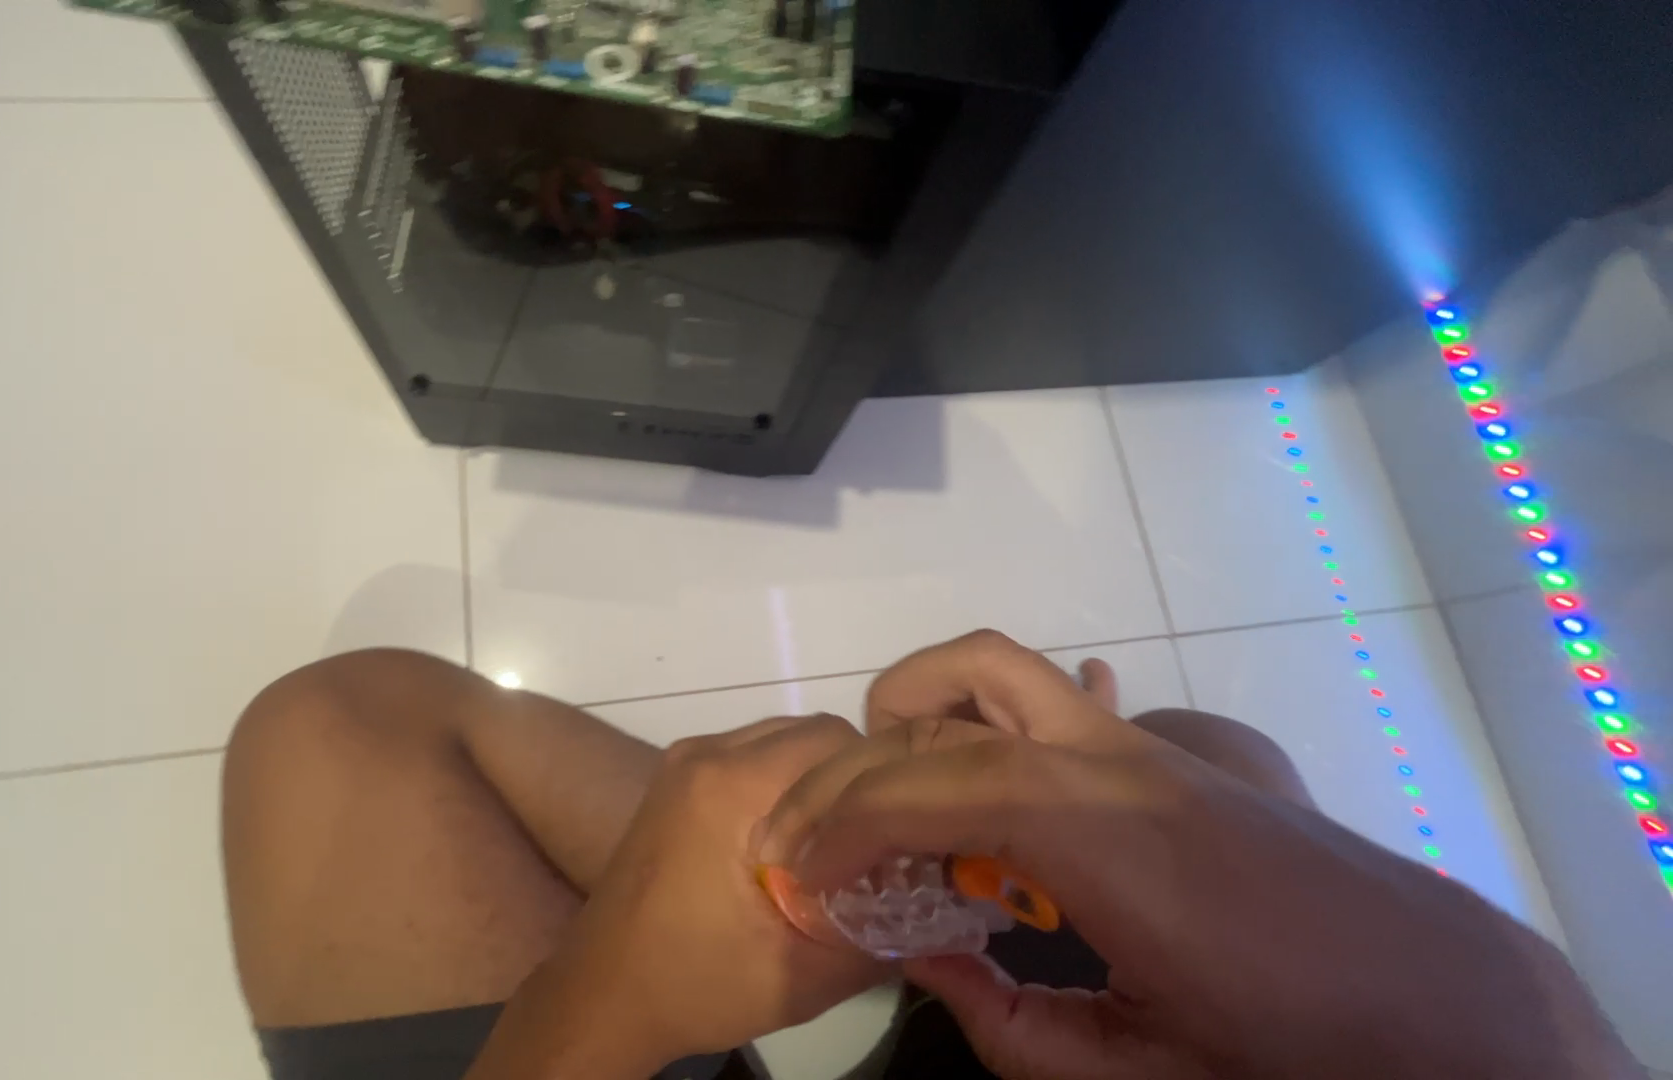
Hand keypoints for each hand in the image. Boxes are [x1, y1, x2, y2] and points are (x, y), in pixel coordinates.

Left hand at [552, 715, 889, 1064]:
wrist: (603, 991)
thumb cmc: (695, 982)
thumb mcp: (801, 975)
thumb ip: (878, 933)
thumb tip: (937, 899)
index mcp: (732, 784)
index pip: (834, 742)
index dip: (878, 783)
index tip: (897, 832)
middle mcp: (707, 752)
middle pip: (809, 733)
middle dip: (851, 780)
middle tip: (870, 840)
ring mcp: (685, 758)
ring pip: (780, 738)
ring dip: (814, 780)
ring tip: (830, 842)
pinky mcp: (675, 774)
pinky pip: (749, 753)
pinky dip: (779, 782)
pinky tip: (784, 839)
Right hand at [760, 632, 1642, 1079]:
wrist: (1437, 993)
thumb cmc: (1290, 1043)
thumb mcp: (1140, 1070)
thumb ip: (1007, 1024)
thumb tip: (918, 959)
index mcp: (1093, 835)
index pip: (930, 789)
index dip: (845, 822)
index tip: (800, 871)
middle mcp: (1100, 755)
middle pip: (942, 707)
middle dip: (854, 765)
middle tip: (811, 829)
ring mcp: (1126, 735)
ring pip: (988, 665)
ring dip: (910, 706)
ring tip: (877, 778)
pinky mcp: (1144, 741)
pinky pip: (1028, 695)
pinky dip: (964, 716)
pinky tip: (961, 782)